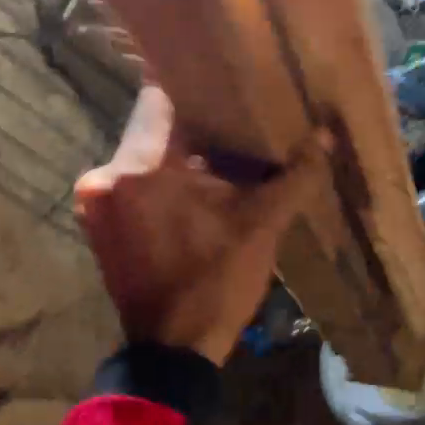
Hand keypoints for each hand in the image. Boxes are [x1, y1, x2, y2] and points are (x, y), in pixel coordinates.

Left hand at [73, 86, 328, 365]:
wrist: (172, 351)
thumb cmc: (216, 283)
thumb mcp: (262, 226)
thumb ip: (293, 176)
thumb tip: (326, 137)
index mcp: (141, 169)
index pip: (161, 96)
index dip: (199, 82)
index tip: (232, 73)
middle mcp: (107, 176)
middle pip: (154, 123)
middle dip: (199, 116)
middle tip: (243, 107)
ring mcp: (98, 202)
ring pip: (147, 151)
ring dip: (185, 147)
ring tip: (231, 143)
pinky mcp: (102, 223)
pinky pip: (139, 178)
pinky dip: (170, 174)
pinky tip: (207, 182)